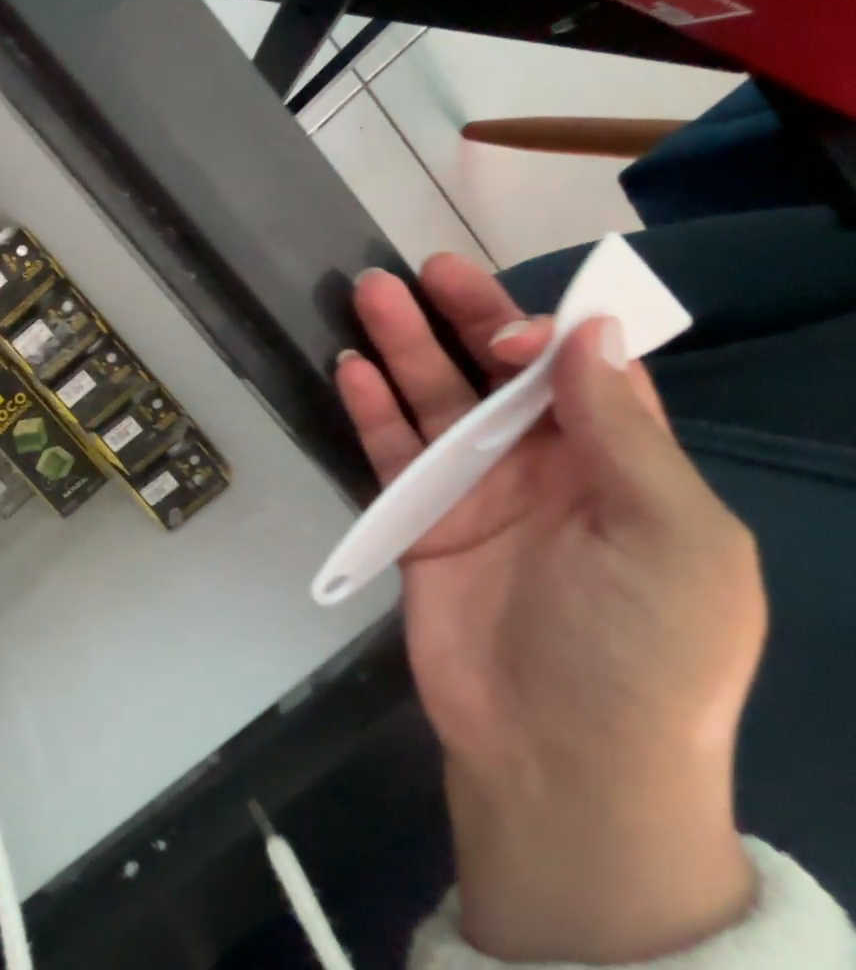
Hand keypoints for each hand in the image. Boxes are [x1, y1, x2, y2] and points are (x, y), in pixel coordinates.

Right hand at [337, 255, 765, 962]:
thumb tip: (589, 333)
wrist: (558, 751)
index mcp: (623, 466)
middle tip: (414, 270)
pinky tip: (351, 370)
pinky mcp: (418, 527)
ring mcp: (475, 498)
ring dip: (403, 352)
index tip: (501, 328)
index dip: (540, 336)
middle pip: (495, 378)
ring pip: (434, 407)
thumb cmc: (643, 646)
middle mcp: (546, 470)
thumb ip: (623, 433)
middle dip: (459, 321)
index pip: (578, 373)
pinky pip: (391, 458)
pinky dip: (371, 413)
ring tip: (365, 297)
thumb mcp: (670, 535)